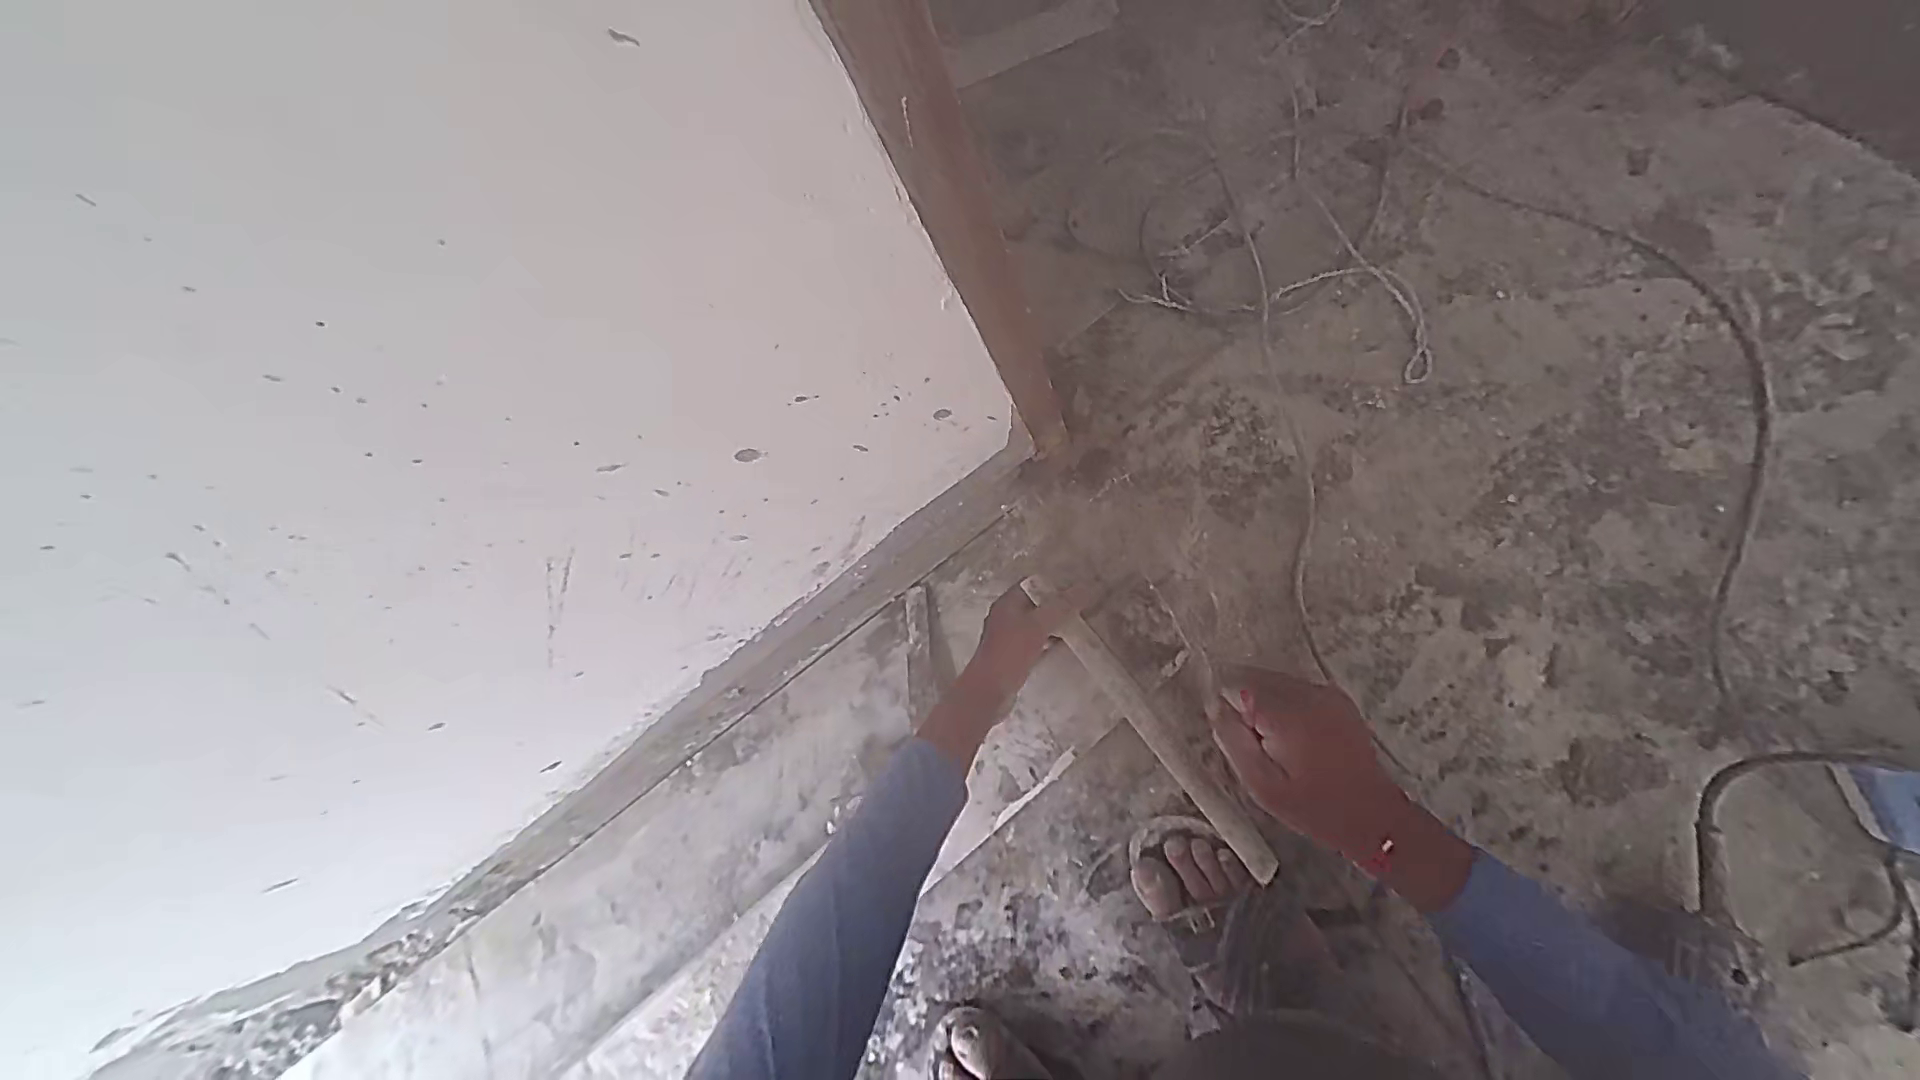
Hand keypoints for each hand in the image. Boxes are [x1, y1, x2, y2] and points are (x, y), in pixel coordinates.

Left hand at [956, 583, 1090, 702]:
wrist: (988, 692)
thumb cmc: (1010, 654)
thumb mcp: (1037, 626)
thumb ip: (1061, 606)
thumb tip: (1086, 587)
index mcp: (1008, 603)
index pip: (1033, 583)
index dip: (1055, 583)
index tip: (1079, 586)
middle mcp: (1007, 616)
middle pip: (1036, 603)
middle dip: (1059, 604)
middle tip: (1085, 605)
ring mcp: (1009, 637)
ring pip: (1037, 623)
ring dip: (1056, 622)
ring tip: (1081, 623)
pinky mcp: (1014, 655)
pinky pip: (1036, 641)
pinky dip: (1051, 640)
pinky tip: (1067, 644)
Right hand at [1208, 664, 1410, 862]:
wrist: (1374, 819)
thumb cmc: (1313, 807)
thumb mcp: (1261, 784)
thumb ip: (1233, 739)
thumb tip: (1214, 706)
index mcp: (1288, 713)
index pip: (1237, 684)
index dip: (1230, 709)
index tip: (1238, 735)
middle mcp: (1308, 693)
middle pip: (1256, 678)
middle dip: (1247, 705)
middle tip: (1257, 743)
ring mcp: (1327, 693)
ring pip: (1275, 682)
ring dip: (1266, 704)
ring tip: (1277, 742)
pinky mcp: (1337, 699)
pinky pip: (1295, 689)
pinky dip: (1286, 705)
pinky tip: (1295, 736)